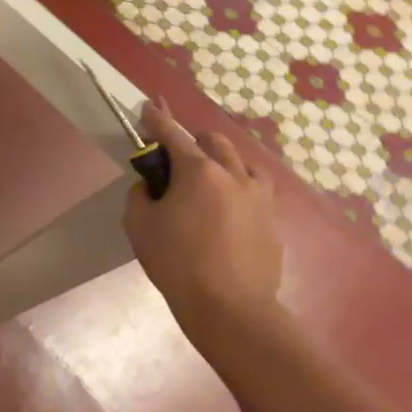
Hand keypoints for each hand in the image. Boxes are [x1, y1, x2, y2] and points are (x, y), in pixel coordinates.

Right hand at [123, 100, 284, 332]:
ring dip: (221, 161)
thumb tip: (152, 186)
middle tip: (173, 158)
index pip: (172, 135)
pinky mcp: (272, 220)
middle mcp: (234, 176)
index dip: (157, 119)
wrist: (230, 306)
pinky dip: (237, 188)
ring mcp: (259, 198)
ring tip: (205, 179)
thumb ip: (142, 195)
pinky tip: (224, 209)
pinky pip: (254, 190)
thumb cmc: (175, 261)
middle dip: (192, 141)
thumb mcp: (139, 224)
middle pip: (215, 142)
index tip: (148, 105)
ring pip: (242, 163)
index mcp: (198, 173)